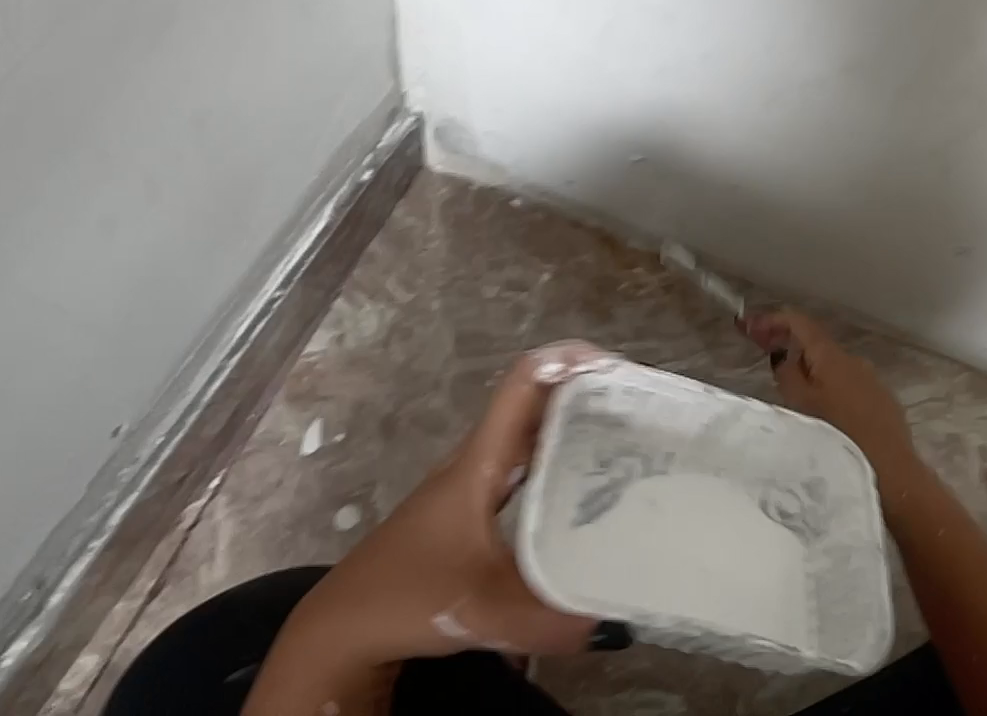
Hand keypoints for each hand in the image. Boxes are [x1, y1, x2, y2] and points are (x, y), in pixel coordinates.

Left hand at [271, 342, 631, 667]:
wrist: (344, 627)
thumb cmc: (406, 597)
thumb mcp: (482, 611)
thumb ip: (548, 620)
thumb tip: (614, 618)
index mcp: (482, 459)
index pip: (524, 382)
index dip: (567, 359)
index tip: (617, 367)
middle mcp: (481, 458)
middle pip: (536, 401)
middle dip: (587, 392)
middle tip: (641, 408)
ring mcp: (476, 481)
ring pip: (532, 434)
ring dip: (576, 426)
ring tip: (629, 440)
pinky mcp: (475, 507)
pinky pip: (527, 466)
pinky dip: (560, 462)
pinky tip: (588, 491)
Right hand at [741, 309, 919, 478]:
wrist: (891, 472)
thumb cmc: (839, 436)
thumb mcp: (800, 404)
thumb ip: (786, 373)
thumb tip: (783, 357)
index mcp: (831, 356)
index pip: (799, 321)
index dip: (772, 319)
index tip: (748, 326)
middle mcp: (854, 360)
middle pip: (815, 342)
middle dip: (786, 342)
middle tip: (760, 348)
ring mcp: (871, 380)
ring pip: (831, 365)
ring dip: (808, 367)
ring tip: (787, 384)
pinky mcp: (881, 401)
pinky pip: (847, 383)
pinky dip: (827, 384)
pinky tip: (820, 406)